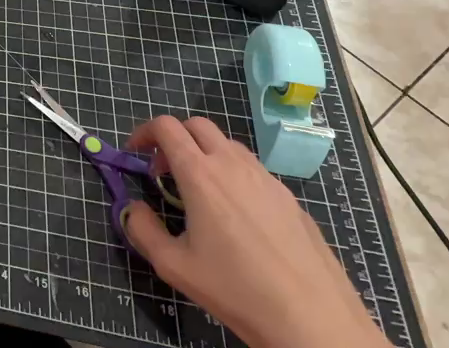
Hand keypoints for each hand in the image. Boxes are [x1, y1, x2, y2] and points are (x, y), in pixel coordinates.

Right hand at [122, 116, 390, 347]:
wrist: (316, 324)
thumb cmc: (237, 291)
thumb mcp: (173, 265)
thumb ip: (141, 229)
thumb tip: (132, 208)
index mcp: (200, 174)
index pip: (165, 126)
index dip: (143, 133)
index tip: (135, 155)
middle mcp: (234, 166)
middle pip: (197, 125)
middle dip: (174, 138)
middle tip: (164, 171)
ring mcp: (268, 180)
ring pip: (229, 146)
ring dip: (206, 154)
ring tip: (201, 193)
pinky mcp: (292, 200)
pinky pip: (255, 172)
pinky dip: (235, 176)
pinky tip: (239, 218)